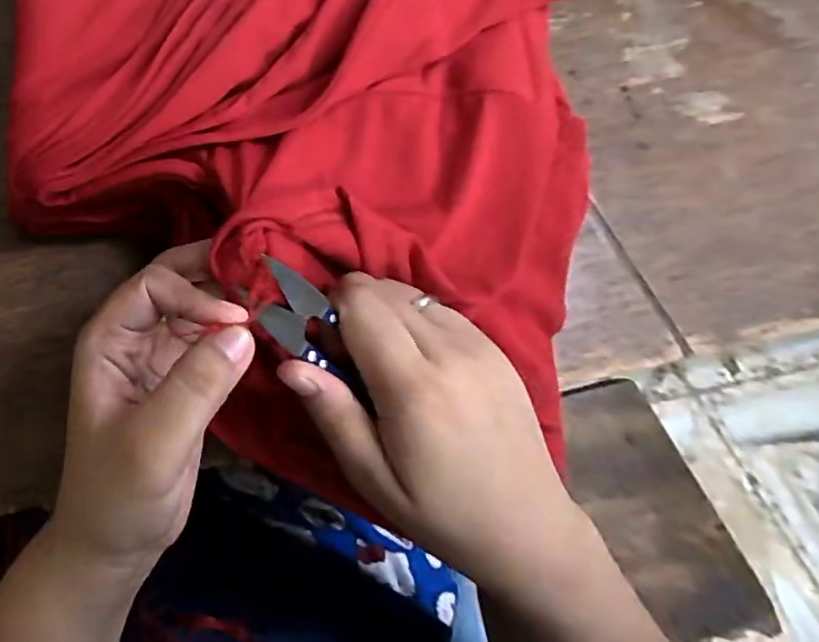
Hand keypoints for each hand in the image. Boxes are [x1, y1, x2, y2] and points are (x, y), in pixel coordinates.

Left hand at [49, 241, 253, 573]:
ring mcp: (157, 354)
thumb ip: (196, 384)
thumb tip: (243, 329)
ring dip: (228, 298)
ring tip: (271, 295)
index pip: (152, 286)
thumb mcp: (155, 441)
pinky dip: (235, 330)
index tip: (236, 319)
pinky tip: (264, 329)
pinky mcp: (181, 376)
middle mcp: (132, 335)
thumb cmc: (119, 492)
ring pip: (195, 306)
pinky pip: (209, 338)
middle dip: (212, 272)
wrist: (114, 544)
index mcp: (109, 338)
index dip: (194, 293)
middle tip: (260, 270)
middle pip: (172, 281)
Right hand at [275, 273, 590, 596]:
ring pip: (406, 290)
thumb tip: (288, 364)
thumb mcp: (372, 477)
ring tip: (385, 357)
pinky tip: (417, 357)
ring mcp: (478, 343)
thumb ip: (331, 413)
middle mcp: (449, 350)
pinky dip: (412, 316)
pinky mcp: (495, 344)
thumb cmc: (440, 511)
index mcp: (414, 386)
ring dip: (381, 309)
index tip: (328, 347)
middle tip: (352, 357)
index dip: (330, 311)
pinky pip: (435, 305)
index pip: (359, 300)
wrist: (530, 531)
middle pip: (379, 288)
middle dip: (351, 308)